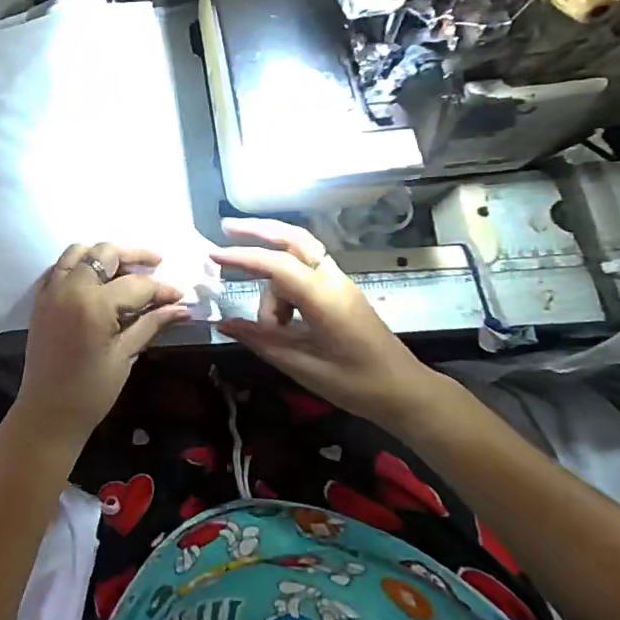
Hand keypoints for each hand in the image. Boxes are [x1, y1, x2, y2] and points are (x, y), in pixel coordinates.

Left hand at [13, 242, 188, 448]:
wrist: (48, 412)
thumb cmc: (92, 391)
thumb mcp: (125, 355)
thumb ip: (151, 324)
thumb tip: (181, 308)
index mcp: (94, 303)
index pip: (136, 284)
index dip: (162, 289)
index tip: (180, 296)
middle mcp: (69, 287)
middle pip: (105, 253)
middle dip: (133, 256)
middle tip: (156, 264)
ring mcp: (51, 292)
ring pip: (77, 252)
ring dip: (102, 255)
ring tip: (124, 269)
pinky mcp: (40, 301)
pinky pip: (57, 268)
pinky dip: (76, 265)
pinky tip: (94, 280)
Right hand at [212, 218, 457, 427]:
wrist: (406, 391)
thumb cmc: (358, 385)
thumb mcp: (303, 367)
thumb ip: (261, 341)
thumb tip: (224, 324)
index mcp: (325, 299)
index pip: (278, 265)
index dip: (243, 257)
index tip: (213, 257)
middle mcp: (333, 281)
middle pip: (294, 238)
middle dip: (259, 229)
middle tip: (226, 228)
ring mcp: (340, 284)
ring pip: (296, 259)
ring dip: (272, 281)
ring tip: (267, 327)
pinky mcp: (340, 292)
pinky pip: (305, 272)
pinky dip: (284, 282)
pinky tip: (277, 314)